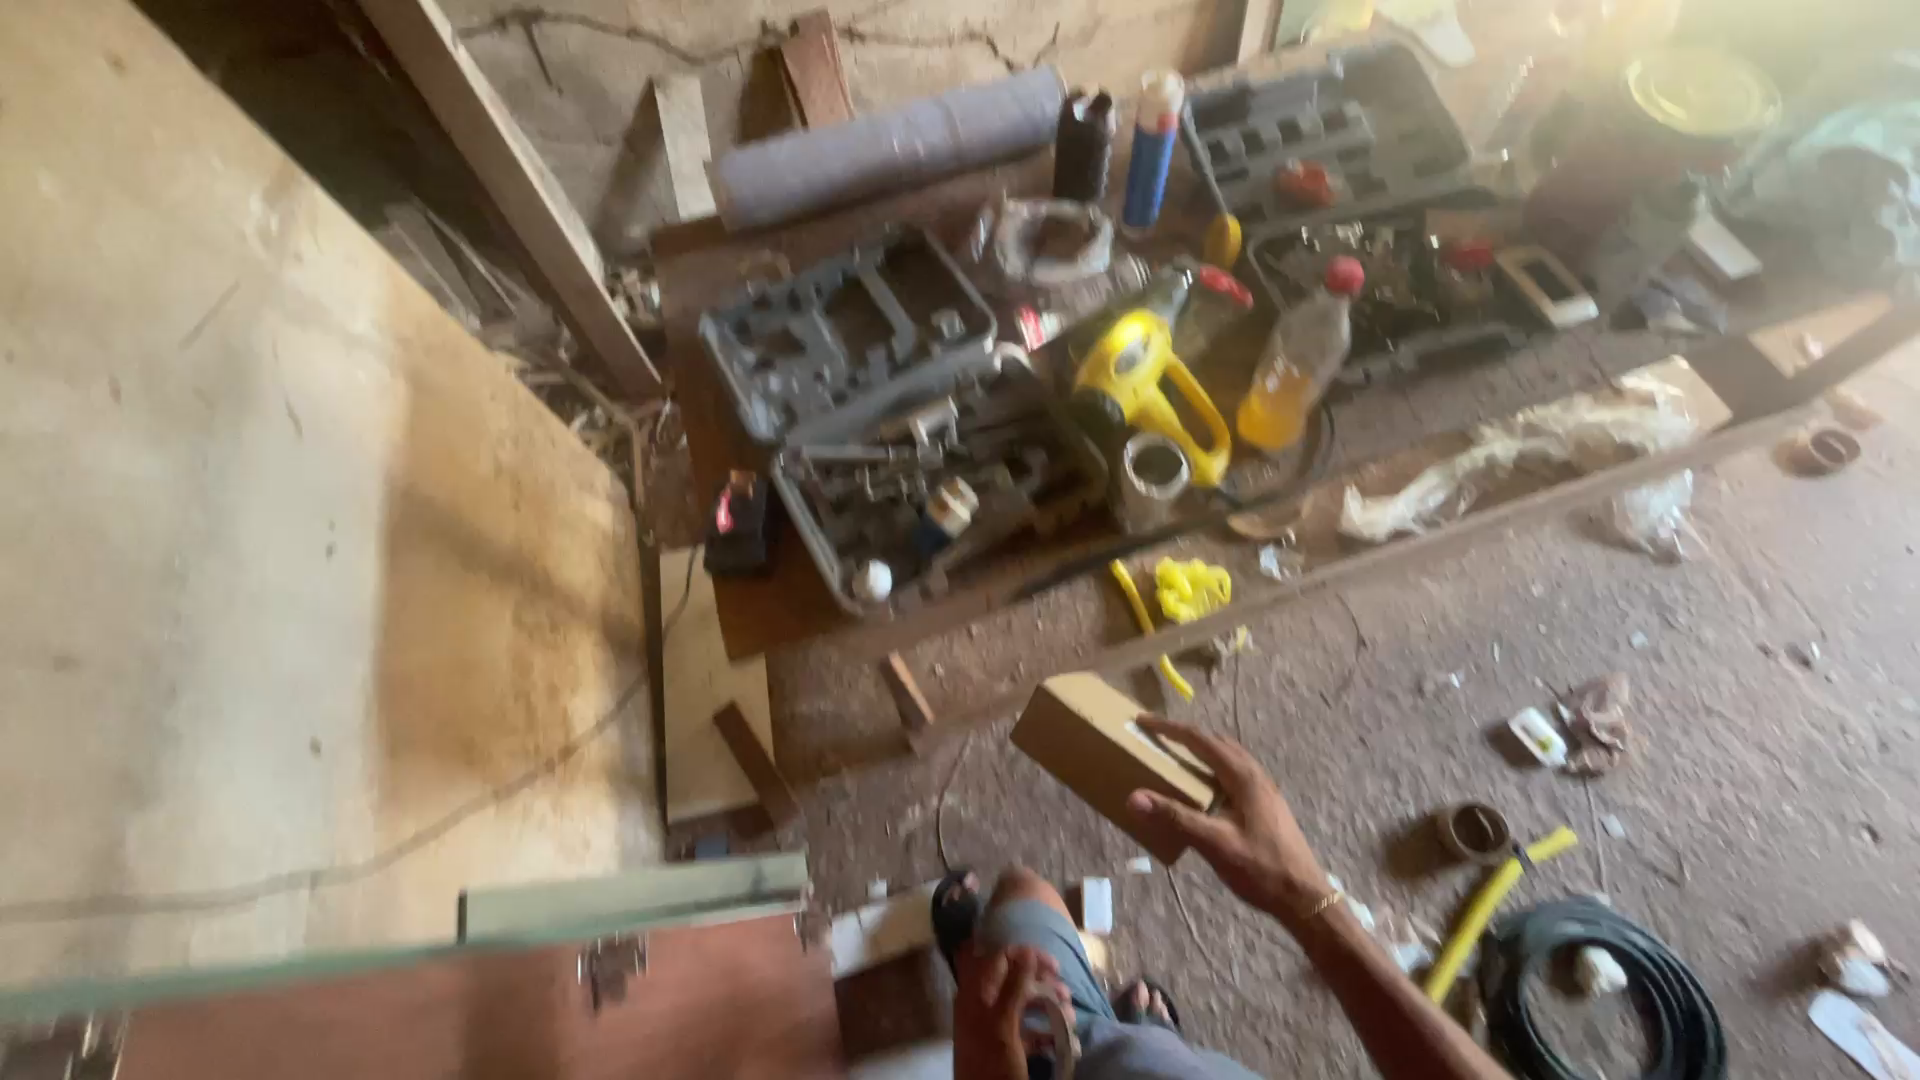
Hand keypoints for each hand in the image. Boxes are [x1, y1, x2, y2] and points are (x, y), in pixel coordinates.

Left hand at [951, 944, 1072, 1079]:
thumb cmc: (991, 1065)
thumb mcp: (1003, 1025)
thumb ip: (1014, 987)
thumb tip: (1027, 952)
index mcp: (976, 994)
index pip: (1000, 958)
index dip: (1027, 956)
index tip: (1055, 966)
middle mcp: (983, 1005)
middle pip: (1014, 980)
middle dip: (1043, 984)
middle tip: (1066, 993)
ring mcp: (994, 1027)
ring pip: (1023, 1005)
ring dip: (1048, 1007)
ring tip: (1070, 1018)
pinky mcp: (1005, 1048)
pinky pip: (1027, 1030)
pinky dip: (1045, 1032)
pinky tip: (1062, 1041)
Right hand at [1126, 716, 1329, 928]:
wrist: (1305, 898)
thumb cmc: (1261, 868)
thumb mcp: (1215, 843)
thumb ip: (1176, 817)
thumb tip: (1134, 798)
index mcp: (1243, 776)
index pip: (1199, 739)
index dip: (1169, 728)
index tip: (1143, 721)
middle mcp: (1255, 774)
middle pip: (1215, 741)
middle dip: (1184, 734)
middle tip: (1156, 737)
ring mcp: (1264, 788)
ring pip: (1227, 755)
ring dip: (1200, 749)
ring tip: (1176, 756)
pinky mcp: (1266, 802)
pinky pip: (1234, 770)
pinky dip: (1212, 766)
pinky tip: (1203, 787)